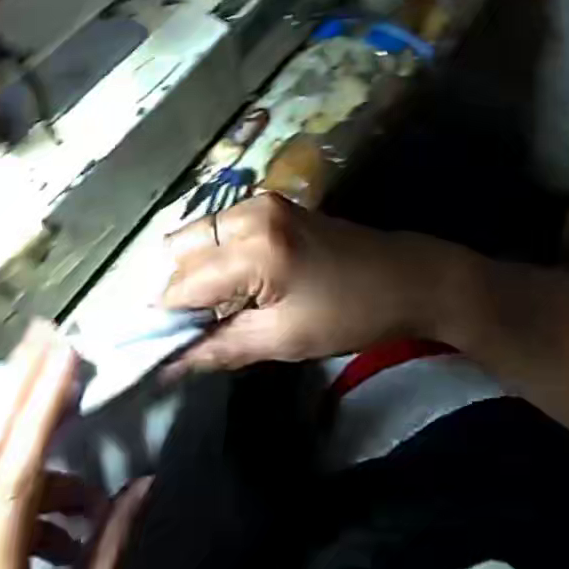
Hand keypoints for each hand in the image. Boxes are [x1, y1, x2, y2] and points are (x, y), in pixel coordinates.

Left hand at [0, 321, 151, 568]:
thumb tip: (140, 485)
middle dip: (17, 389)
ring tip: (89, 484)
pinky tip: (68, 517)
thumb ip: (106, 551)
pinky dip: (30, 493)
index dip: (42, 407)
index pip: (16, 470)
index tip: (66, 351)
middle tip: (45, 335)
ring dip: (36, 453)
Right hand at [161, 194, 453, 372]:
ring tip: (222, 309)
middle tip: (199, 328)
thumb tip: (166, 367)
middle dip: (180, 291)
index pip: (183, 283)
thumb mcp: (284, 339)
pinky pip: (221, 228)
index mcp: (255, 247)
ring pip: (198, 236)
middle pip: (181, 249)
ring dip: (198, 273)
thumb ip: (219, 348)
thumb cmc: (350, 313)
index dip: (167, 319)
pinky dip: (218, 256)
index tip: (162, 348)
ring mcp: (261, 201)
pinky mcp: (271, 202)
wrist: (406, 276)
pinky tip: (239, 285)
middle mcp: (250, 212)